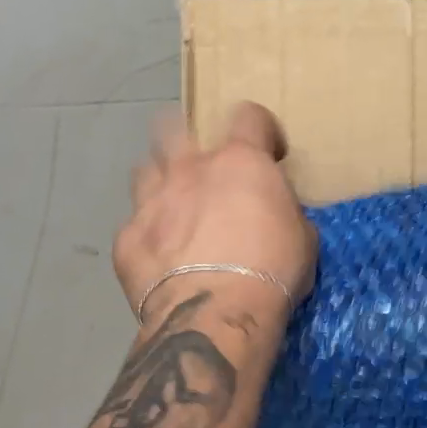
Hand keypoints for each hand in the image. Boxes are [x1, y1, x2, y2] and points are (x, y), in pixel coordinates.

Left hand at [114, 102, 315, 327]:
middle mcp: (191, 170)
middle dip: (186, 138)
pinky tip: (162, 254)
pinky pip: (134, 223)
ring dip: (161, 181)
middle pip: (173, 129)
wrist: (217, 312)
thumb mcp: (301, 232)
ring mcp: (151, 202)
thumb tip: (271, 214)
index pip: (248, 115)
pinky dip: (148, 233)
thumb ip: (279, 209)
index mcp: (242, 161)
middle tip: (204, 166)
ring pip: (145, 170)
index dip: (260, 128)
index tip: (270, 153)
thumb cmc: (274, 267)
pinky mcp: (125, 240)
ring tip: (176, 206)